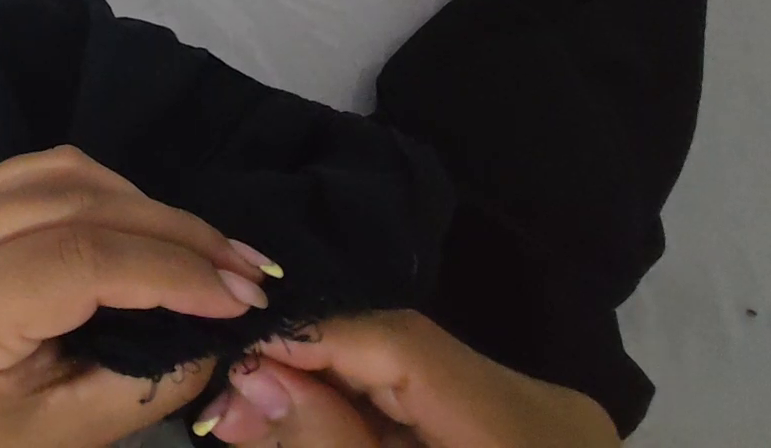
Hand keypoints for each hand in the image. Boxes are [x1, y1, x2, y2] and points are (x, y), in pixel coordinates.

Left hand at [0, 146, 280, 447]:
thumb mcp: (64, 435)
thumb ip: (146, 381)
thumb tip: (219, 330)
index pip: (81, 259)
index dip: (171, 269)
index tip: (243, 294)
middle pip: (74, 201)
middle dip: (171, 229)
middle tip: (243, 266)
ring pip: (60, 171)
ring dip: (140, 201)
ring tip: (201, 248)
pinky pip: (37, 171)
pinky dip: (100, 189)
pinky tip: (139, 224)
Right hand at [197, 310, 620, 446]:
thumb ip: (327, 444)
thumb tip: (252, 369)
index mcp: (527, 432)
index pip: (399, 343)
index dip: (308, 334)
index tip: (231, 349)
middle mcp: (541, 408)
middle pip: (393, 355)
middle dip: (303, 371)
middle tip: (229, 404)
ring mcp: (532, 423)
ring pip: (397, 377)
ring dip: (321, 396)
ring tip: (249, 422)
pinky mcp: (513, 438)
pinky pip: (417, 406)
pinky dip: (356, 418)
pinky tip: (304, 430)